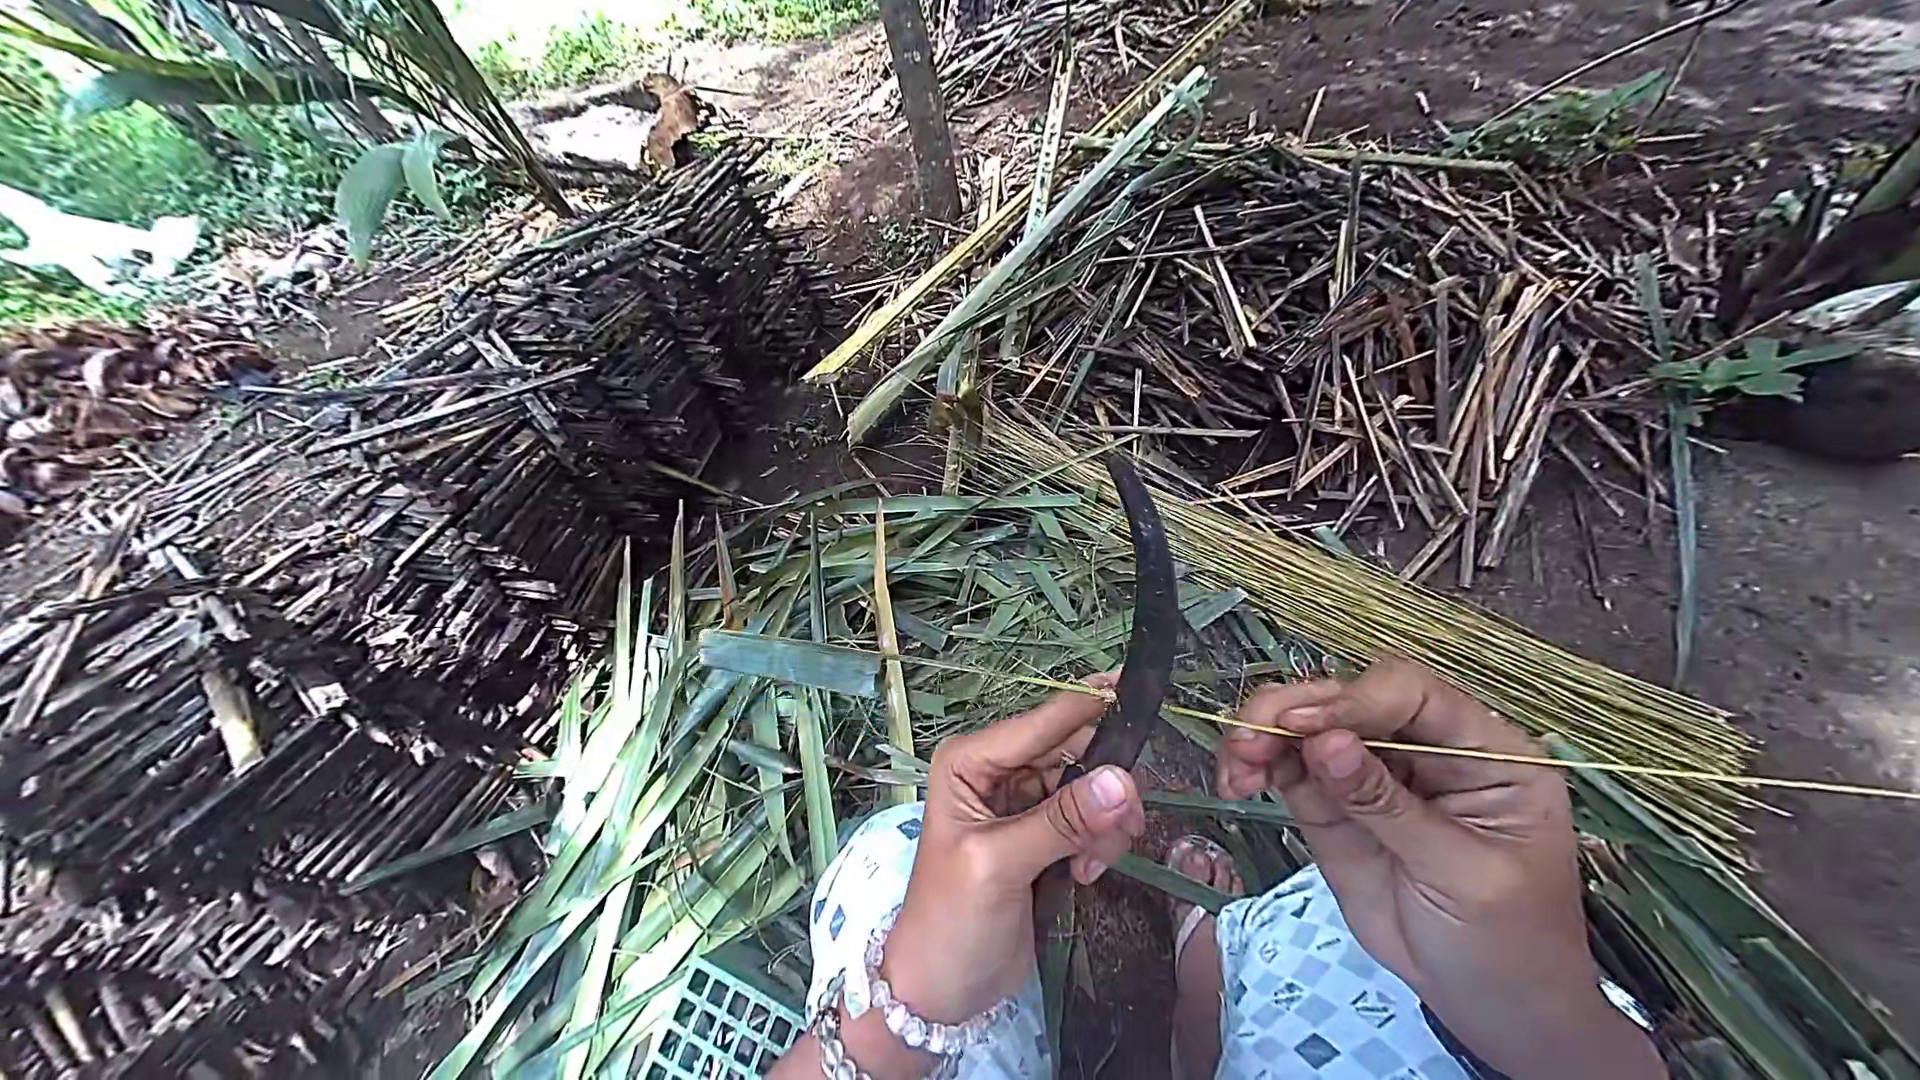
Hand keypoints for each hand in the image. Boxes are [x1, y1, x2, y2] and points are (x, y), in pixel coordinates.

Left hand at [882, 676, 1146, 1024]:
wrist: (943, 989)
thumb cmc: (951, 920)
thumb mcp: (1000, 865)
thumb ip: (1061, 822)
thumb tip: (1123, 781)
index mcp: (972, 759)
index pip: (1041, 722)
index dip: (1089, 705)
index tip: (1136, 688)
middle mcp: (997, 768)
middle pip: (1073, 750)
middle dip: (1103, 786)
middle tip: (1123, 827)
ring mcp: (1023, 798)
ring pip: (1089, 784)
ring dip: (1103, 823)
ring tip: (1090, 865)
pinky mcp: (1043, 828)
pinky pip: (1090, 816)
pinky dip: (1099, 842)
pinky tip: (1083, 875)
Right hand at [1218, 660, 1663, 1079]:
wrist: (1485, 1002)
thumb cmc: (1506, 942)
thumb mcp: (1462, 876)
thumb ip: (1388, 806)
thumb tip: (1323, 743)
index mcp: (1479, 749)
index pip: (1409, 693)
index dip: (1352, 699)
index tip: (1301, 728)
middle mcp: (1416, 743)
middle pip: (1341, 696)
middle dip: (1286, 712)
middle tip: (1246, 743)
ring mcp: (1365, 765)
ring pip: (1299, 721)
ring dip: (1258, 734)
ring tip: (1234, 770)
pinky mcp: (1324, 792)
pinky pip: (1280, 760)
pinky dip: (1250, 763)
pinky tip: (1235, 783)